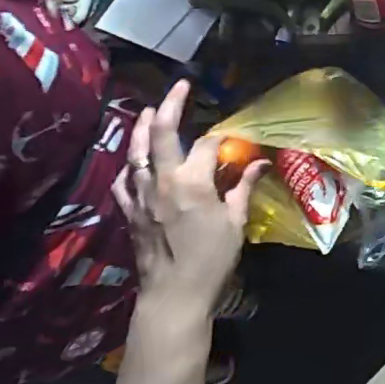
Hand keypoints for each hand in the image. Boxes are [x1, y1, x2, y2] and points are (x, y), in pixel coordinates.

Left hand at [114, 81, 269, 327]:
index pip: (206, 145)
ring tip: (147, 112)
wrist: (174, 295)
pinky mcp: (129, 212)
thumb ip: (243, 188)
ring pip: (135, 151)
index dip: (221, 139)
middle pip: (160, 132)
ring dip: (141, 128)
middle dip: (170, 104)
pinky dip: (128, 167)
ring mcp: (141, 195)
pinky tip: (134, 163)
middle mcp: (162, 180)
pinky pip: (123, 181)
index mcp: (192, 182)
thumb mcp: (234, 224)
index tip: (231, 140)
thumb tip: (261, 163)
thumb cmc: (211, 261)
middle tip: (179, 87)